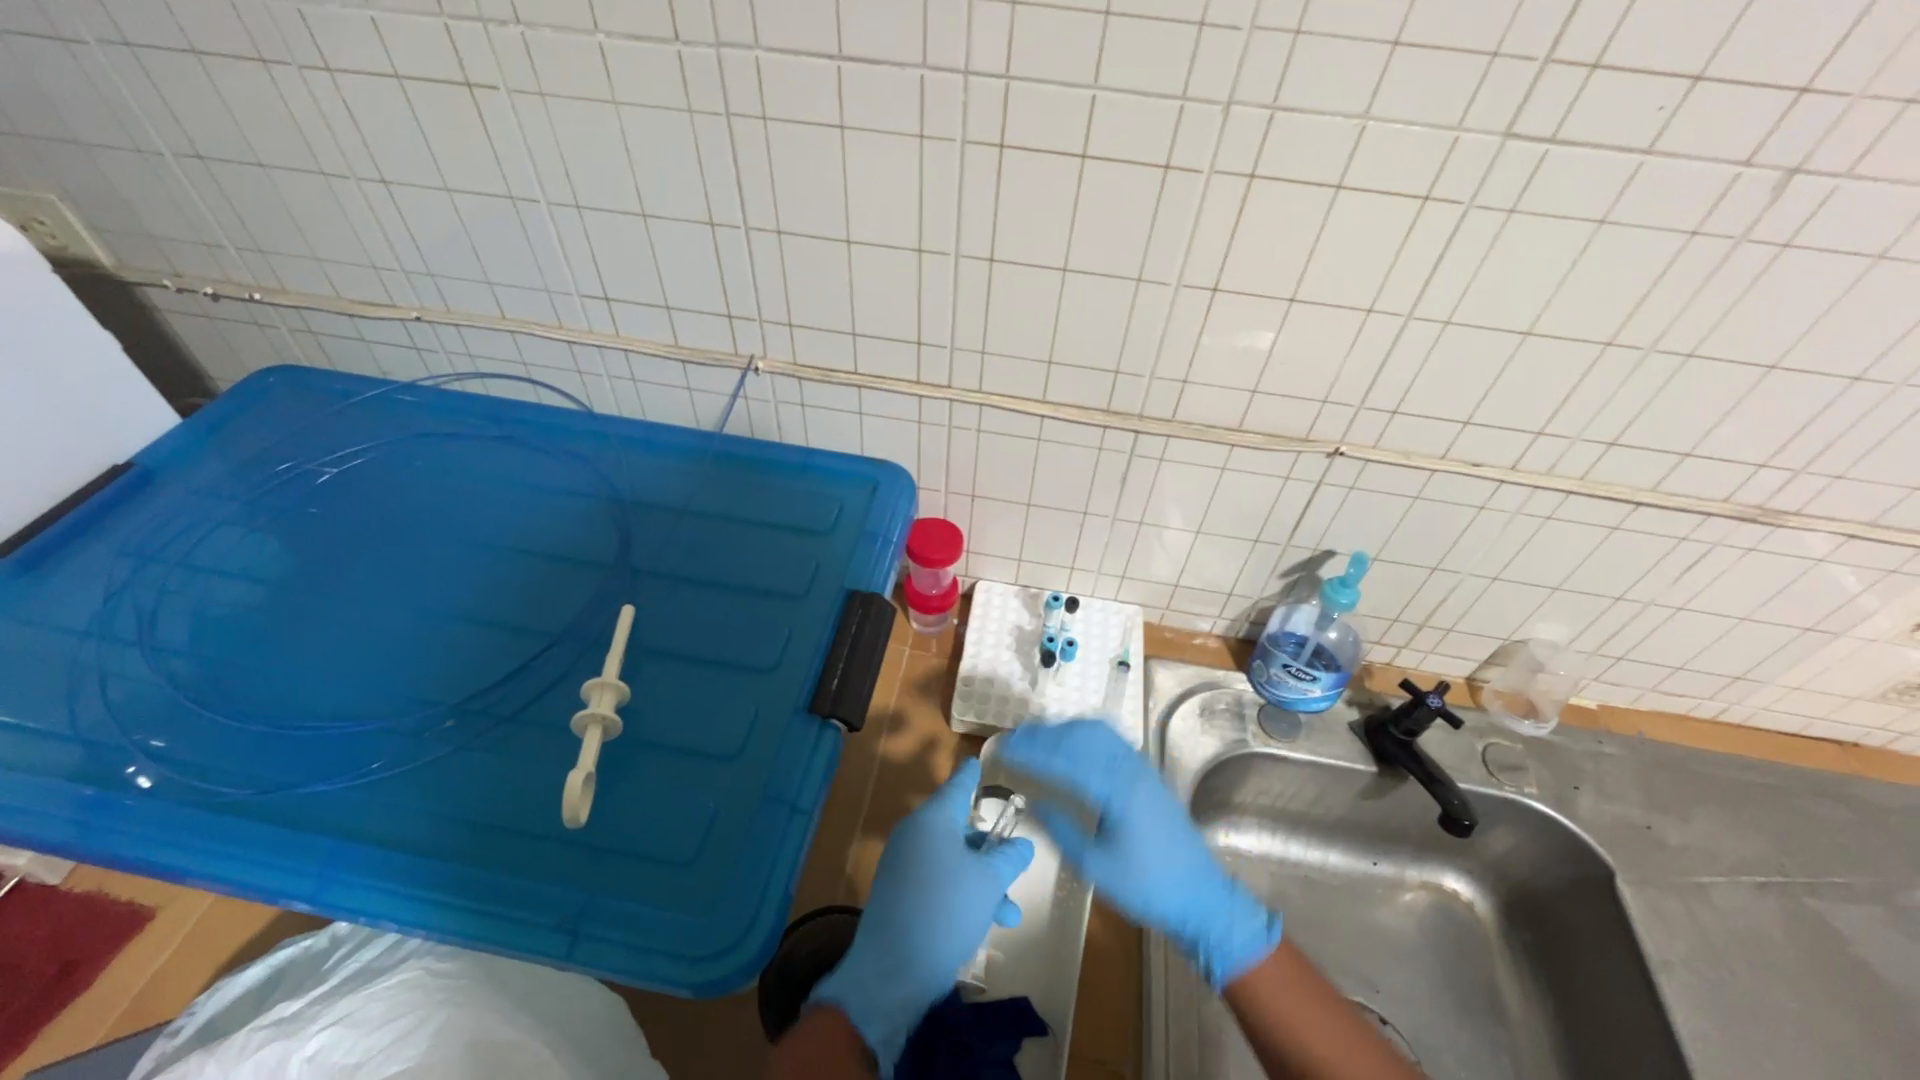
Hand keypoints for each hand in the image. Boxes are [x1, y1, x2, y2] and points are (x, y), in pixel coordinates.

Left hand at [808, 757, 1034, 1073]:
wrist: (892, 972)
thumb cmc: (945, 912)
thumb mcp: (988, 882)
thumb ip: (1007, 858)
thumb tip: (1019, 845)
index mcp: (931, 822)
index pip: (956, 787)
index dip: (970, 776)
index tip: (976, 763)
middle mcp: (914, 838)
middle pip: (959, 831)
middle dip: (992, 851)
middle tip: (1016, 864)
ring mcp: (904, 869)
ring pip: (954, 864)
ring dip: (984, 884)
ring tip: (1009, 915)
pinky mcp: (901, 899)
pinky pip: (940, 886)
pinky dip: (964, 898)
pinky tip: (986, 925)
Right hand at [995, 720, 1281, 988]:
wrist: (1200, 897)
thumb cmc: (1146, 888)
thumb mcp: (1094, 866)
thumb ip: (1060, 829)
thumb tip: (1029, 802)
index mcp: (1116, 789)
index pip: (1064, 757)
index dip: (1030, 751)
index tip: (1001, 751)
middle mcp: (1130, 769)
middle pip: (1079, 734)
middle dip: (1041, 735)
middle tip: (1009, 742)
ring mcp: (1142, 768)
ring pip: (1096, 732)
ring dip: (1061, 730)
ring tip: (1032, 741)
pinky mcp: (1147, 774)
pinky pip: (1110, 741)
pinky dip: (1082, 735)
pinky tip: (1067, 748)